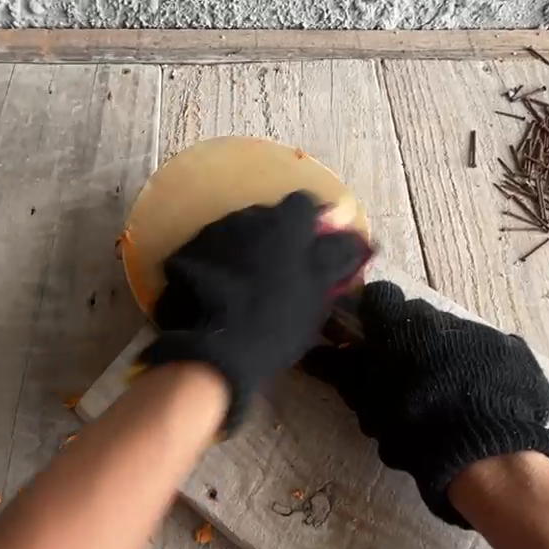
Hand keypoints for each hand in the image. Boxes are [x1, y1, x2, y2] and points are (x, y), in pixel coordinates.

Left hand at [139, 192, 370, 428]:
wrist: (212, 344)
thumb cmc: (277, 318)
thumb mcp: (319, 291)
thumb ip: (339, 258)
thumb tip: (360, 238)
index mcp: (286, 223)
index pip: (305, 203)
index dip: (311, 222)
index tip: (314, 245)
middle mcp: (249, 215)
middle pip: (270, 216)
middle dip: (277, 235)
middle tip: (282, 270)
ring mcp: (215, 231)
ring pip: (240, 231)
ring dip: (247, 247)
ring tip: (248, 283)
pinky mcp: (188, 250)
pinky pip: (212, 248)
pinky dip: (220, 261)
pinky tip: (221, 289)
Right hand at [303, 280, 548, 526]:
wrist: (487, 454)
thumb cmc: (413, 425)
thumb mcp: (366, 401)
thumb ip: (338, 371)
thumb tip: (308, 353)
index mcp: (399, 323)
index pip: (378, 297)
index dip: (372, 316)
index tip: (371, 341)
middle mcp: (438, 316)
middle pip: (417, 317)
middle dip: (410, 339)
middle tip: (406, 377)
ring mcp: (480, 332)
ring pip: (453, 335)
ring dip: (445, 356)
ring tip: (447, 396)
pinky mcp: (512, 351)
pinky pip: (489, 353)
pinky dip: (481, 369)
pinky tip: (480, 401)